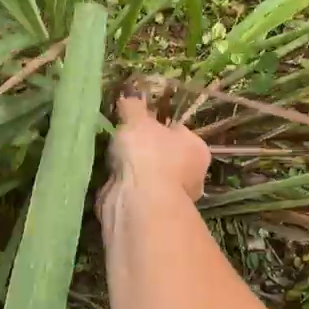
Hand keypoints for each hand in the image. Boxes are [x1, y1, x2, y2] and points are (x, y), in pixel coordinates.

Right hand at [98, 95, 211, 240]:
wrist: (138, 200)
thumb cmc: (146, 154)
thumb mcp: (136, 120)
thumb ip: (133, 107)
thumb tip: (129, 96)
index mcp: (196, 147)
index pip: (177, 131)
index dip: (156, 126)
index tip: (135, 125)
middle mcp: (192, 173)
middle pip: (164, 155)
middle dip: (145, 151)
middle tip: (121, 142)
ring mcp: (173, 196)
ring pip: (150, 176)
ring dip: (134, 171)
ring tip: (111, 161)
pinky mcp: (153, 213)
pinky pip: (137, 193)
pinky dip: (126, 188)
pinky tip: (112, 181)